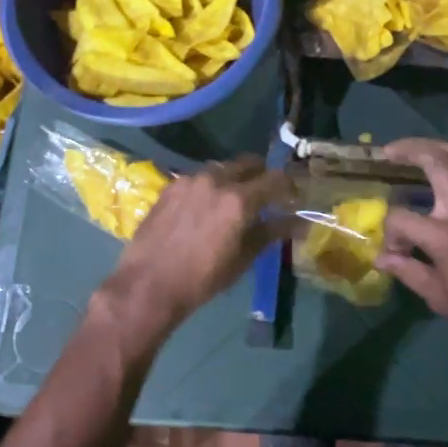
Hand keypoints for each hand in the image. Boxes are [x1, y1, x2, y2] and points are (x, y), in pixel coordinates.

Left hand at [100, 156, 290, 333]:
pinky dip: (210, 185)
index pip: (275, 179)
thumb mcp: (243, 258)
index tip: (292, 197)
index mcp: (239, 199)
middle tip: (266, 195)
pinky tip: (206, 206)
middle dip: (261, 175)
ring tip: (235, 200)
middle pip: (248, 163)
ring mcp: (189, 179)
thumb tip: (299, 223)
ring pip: (222, 168)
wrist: (149, 283)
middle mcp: (215, 180)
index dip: (288, 186)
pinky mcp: (170, 185)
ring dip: (235, 178)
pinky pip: (199, 177)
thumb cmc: (202, 278)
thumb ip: (271, 233)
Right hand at [376, 139, 447, 383]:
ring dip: (437, 147)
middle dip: (408, 150)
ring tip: (418, 148)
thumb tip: (381, 258)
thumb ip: (408, 271)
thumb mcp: (441, 299)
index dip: (389, 234)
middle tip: (389, 152)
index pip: (400, 217)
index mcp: (443, 236)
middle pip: (435, 161)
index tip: (394, 254)